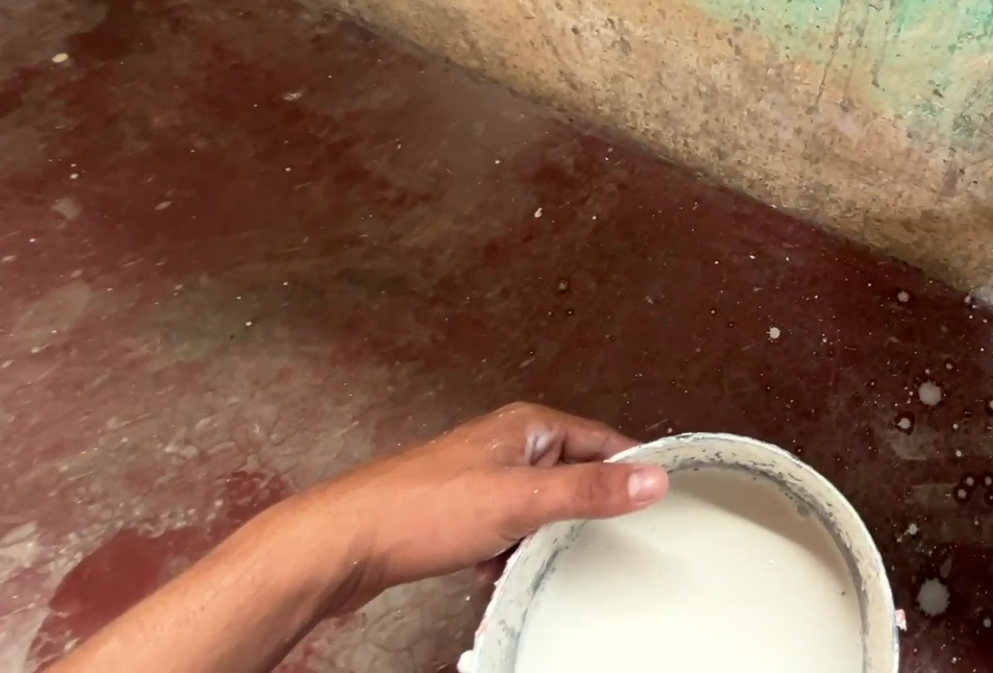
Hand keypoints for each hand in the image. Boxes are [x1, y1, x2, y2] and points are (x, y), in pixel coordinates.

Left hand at [286, 402, 669, 612]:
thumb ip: (591, 491)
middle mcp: (511, 441)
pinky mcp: (461, 505)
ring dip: (543, 532)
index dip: (629, 469)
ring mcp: (484, 473)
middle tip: (594, 537)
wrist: (338, 546)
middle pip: (573, 472)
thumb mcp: (523, 501)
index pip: (604, 440)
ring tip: (538, 555)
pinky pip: (509, 524)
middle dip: (581, 509)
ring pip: (539, 503)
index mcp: (532, 425)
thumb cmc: (422, 510)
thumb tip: (653, 478)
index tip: (653, 498)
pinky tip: (498, 567)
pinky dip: (511, 546)